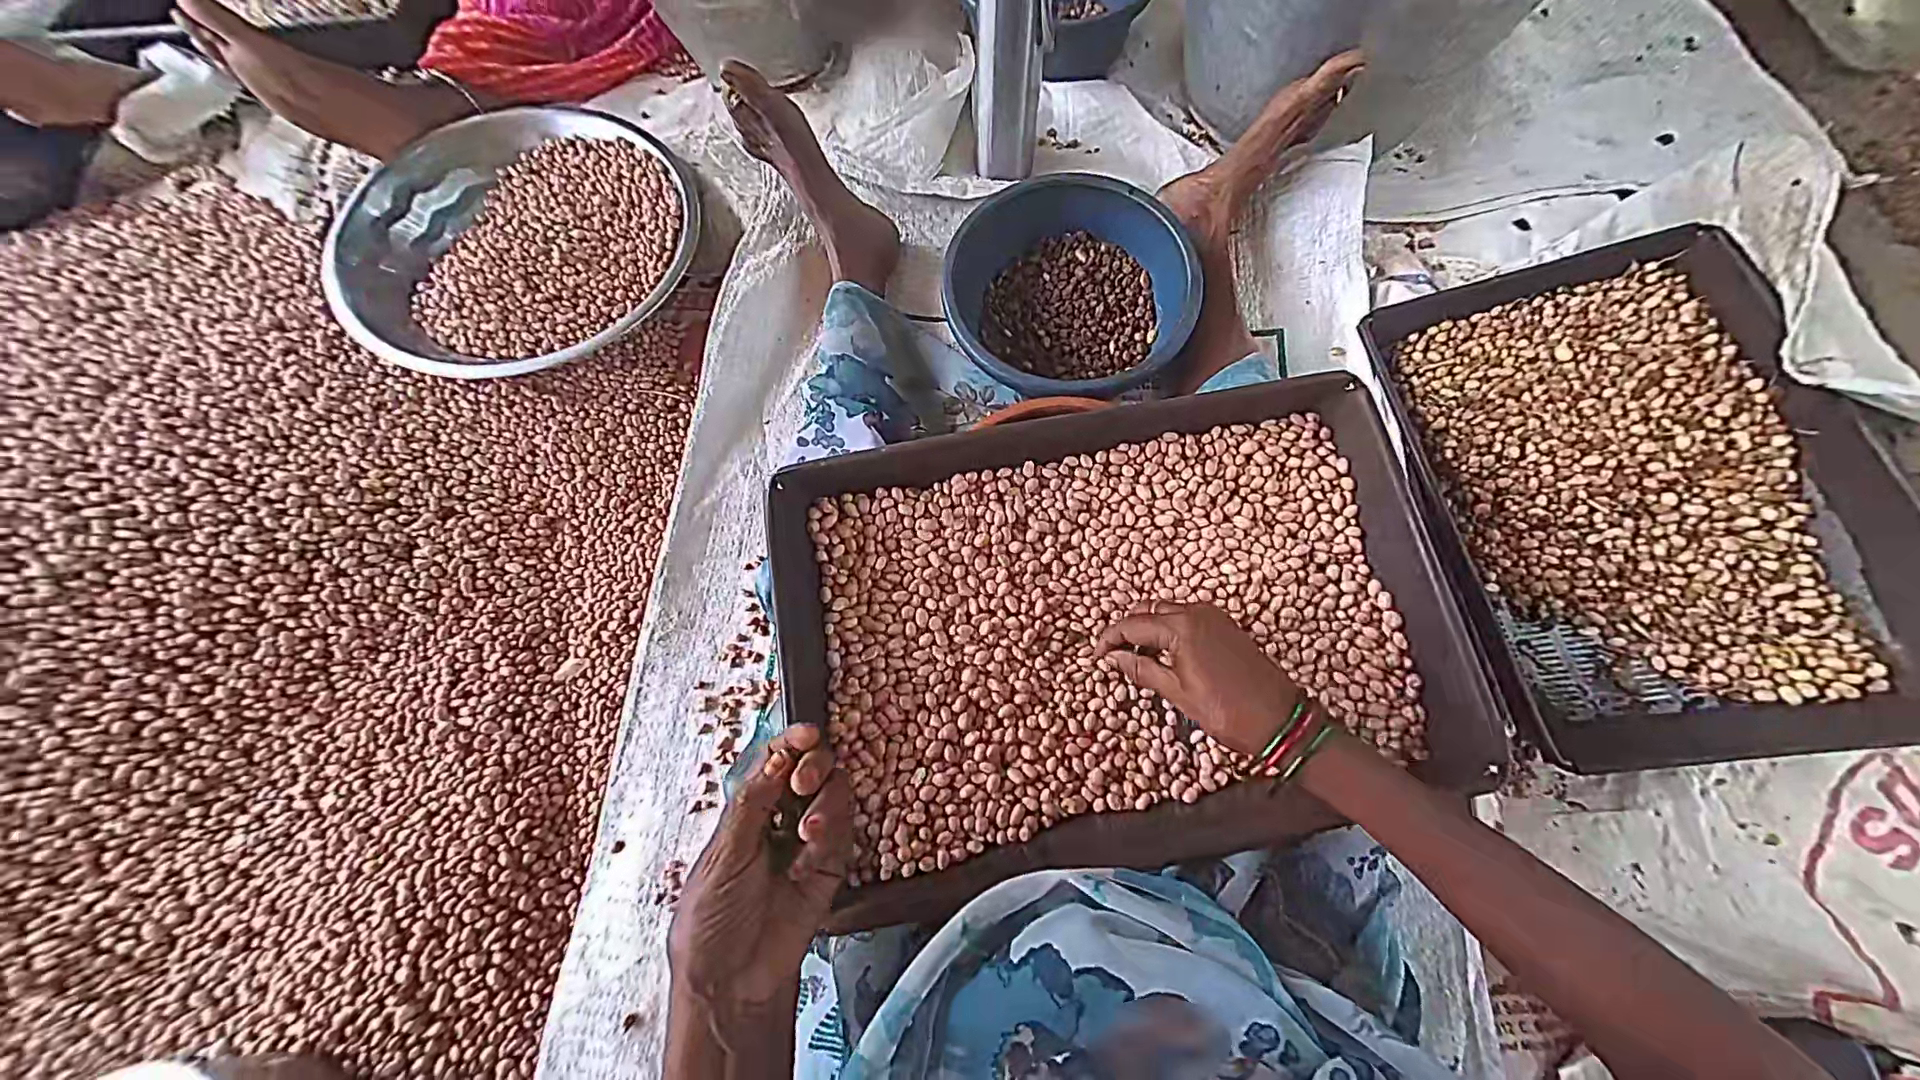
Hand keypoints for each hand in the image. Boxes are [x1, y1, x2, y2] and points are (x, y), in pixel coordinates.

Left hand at [668, 724, 850, 1009]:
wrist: (732, 979)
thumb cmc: (711, 919)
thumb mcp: (724, 854)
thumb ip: (754, 802)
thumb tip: (778, 759)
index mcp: (750, 806)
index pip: (776, 759)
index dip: (793, 741)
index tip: (807, 733)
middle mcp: (782, 815)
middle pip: (813, 767)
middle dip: (814, 765)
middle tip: (804, 782)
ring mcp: (808, 837)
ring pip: (835, 792)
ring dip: (826, 802)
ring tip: (807, 830)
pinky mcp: (830, 862)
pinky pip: (844, 830)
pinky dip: (832, 835)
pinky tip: (810, 856)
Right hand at [1094, 602, 1304, 756]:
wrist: (1280, 721)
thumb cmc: (1228, 711)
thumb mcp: (1177, 693)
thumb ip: (1141, 669)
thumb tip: (1113, 658)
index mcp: (1181, 627)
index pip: (1132, 625)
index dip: (1110, 639)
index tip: (1098, 655)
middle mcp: (1197, 613)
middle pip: (1148, 611)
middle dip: (1128, 631)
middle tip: (1114, 656)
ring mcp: (1214, 618)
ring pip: (1167, 612)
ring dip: (1148, 629)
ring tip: (1137, 658)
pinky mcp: (1225, 627)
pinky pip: (1187, 618)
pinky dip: (1169, 630)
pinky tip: (1164, 654)